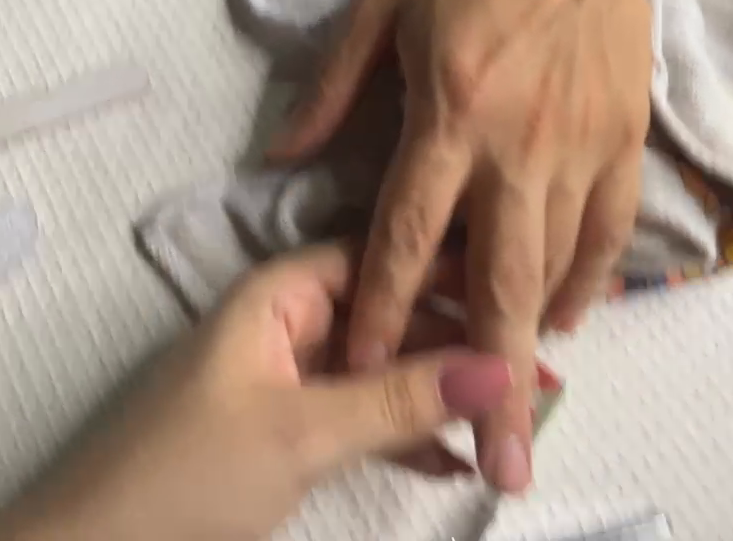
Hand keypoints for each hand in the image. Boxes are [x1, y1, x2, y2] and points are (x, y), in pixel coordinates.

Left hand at [0, 245, 517, 540]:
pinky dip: (405, 438)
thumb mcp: (302, 431)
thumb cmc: (193, 471)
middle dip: (457, 348)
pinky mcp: (290, 429)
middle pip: (387, 319)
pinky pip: (361, 420)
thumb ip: (398, 400)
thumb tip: (499, 368)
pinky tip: (459, 461)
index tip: (520, 293)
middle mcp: (290, 321)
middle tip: (539, 377)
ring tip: (517, 420)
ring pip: (380, 373)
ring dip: (439, 397)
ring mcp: (291, 377)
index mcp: (281, 293)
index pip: (378, 260)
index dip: (447, 273)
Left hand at [268, 0, 651, 494]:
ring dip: (535, 333)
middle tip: (496, 463)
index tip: (365, 368)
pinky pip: (613, 230)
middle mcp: (518, 144)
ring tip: (520, 396)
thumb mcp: (381, 6)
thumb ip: (333, 90)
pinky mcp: (628, 138)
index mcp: (448, 111)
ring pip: (559, 264)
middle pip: (495, 277)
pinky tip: (568, 313)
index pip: (406, 230)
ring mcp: (582, 146)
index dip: (382, 304)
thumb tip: (281, 156)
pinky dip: (592, 280)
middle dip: (485, 373)